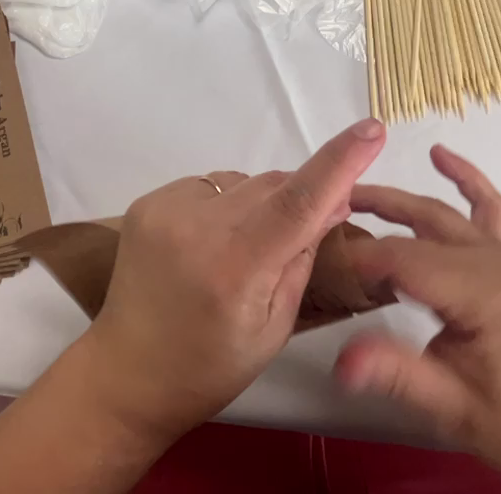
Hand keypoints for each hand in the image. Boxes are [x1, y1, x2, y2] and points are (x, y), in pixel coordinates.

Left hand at [82, 118, 387, 442]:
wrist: (129, 371)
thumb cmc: (211, 365)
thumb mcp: (273, 326)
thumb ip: (302, 258)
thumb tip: (333, 202)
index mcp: (236, 268)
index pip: (298, 202)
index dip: (338, 162)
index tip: (371, 129)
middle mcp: (198, 226)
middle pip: (271, 186)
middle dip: (296, 200)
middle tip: (301, 235)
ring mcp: (166, 209)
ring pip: (239, 182)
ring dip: (257, 203)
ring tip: (242, 250)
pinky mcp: (147, 202)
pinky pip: (207, 186)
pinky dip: (223, 205)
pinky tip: (211, 243)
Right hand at [335, 145, 500, 493]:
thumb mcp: (451, 407)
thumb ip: (395, 373)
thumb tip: (340, 360)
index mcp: (482, 295)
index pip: (403, 259)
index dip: (359, 258)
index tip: (322, 261)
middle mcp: (496, 263)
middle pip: (421, 224)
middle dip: (372, 213)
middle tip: (325, 213)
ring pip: (446, 213)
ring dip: (401, 199)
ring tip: (357, 191)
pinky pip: (490, 207)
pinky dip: (467, 178)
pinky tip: (441, 156)